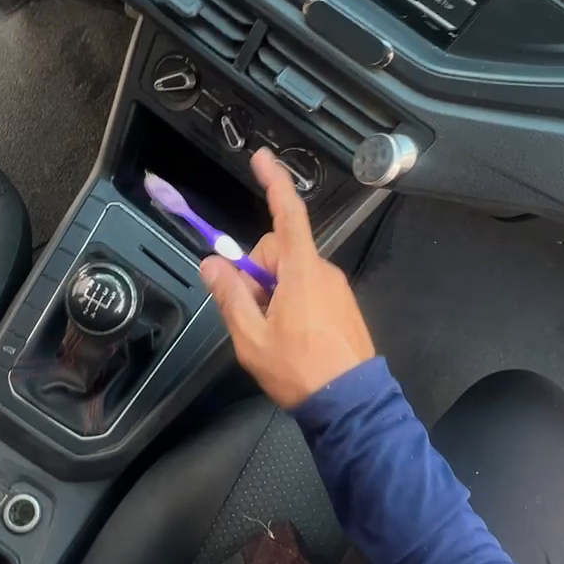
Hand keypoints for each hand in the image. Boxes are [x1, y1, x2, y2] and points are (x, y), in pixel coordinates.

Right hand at [200, 148, 375, 408]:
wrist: (350, 404)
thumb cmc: (300, 370)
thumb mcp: (251, 337)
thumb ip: (229, 296)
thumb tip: (213, 264)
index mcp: (302, 271)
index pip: (287, 214)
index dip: (273, 182)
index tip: (262, 158)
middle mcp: (323, 271)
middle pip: (277, 250)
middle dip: (256, 272)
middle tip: (250, 312)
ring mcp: (335, 288)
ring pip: (290, 273)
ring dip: (271, 291)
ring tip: (271, 332)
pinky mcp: (341, 304)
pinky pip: (307, 289)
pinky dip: (289, 302)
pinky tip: (289, 336)